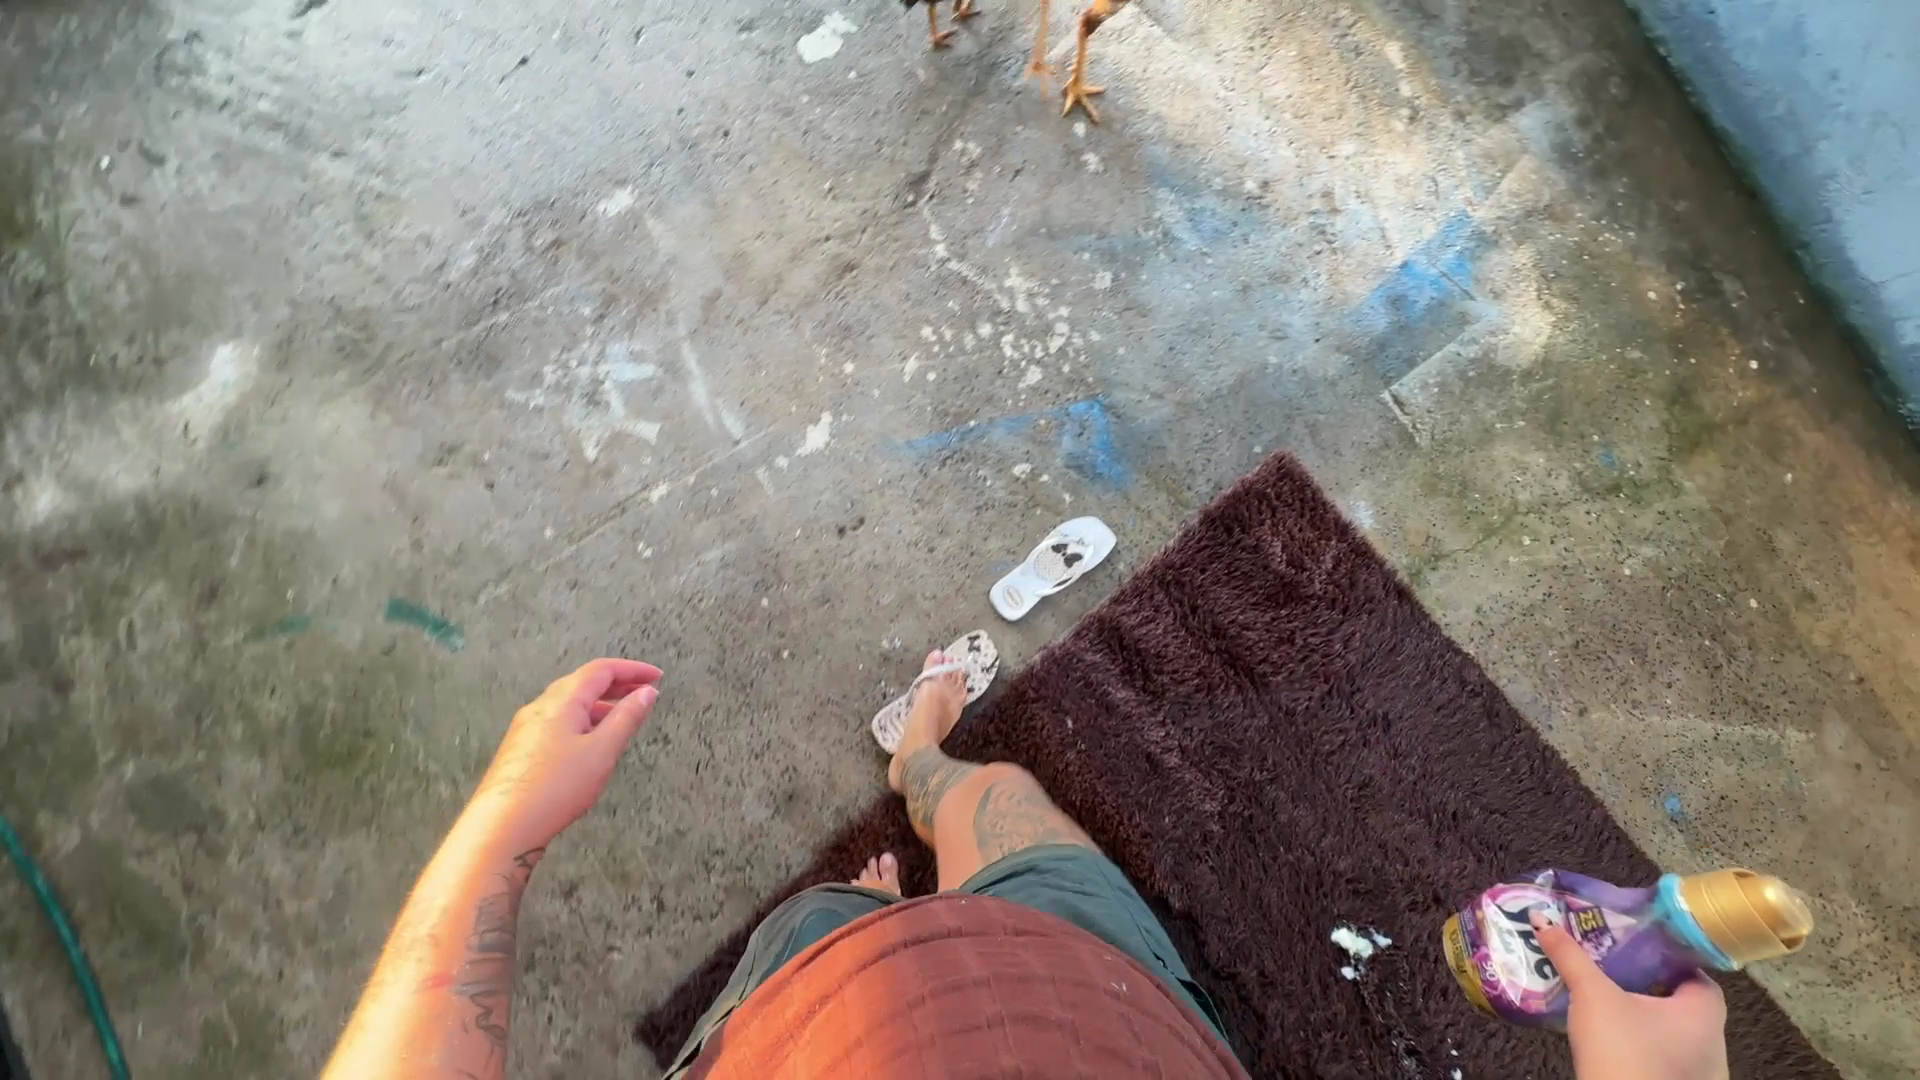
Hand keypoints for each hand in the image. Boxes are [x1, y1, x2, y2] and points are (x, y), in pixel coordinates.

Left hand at [471, 658, 662, 849]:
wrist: (500, 829)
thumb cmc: (556, 787)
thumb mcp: (602, 751)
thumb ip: (627, 718)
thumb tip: (646, 693)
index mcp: (562, 701)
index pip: (602, 670)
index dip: (632, 669)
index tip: (657, 676)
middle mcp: (540, 707)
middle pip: (583, 682)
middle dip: (617, 683)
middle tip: (645, 691)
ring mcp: (526, 728)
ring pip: (569, 703)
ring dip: (601, 703)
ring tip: (625, 717)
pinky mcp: (520, 748)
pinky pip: (558, 721)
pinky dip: (583, 719)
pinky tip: (592, 741)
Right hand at [1531, 910, 1728, 1079]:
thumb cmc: (1624, 1048)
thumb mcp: (1591, 994)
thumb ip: (1569, 955)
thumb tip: (1541, 919)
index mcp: (1703, 1017)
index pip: (1698, 977)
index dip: (1668, 959)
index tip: (1633, 946)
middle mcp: (1712, 1046)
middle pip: (1681, 1002)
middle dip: (1645, 983)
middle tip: (1608, 963)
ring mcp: (1699, 1074)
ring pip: (1669, 1030)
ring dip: (1639, 1013)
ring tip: (1601, 996)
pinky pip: (1660, 1053)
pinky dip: (1637, 1039)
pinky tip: (1606, 1034)